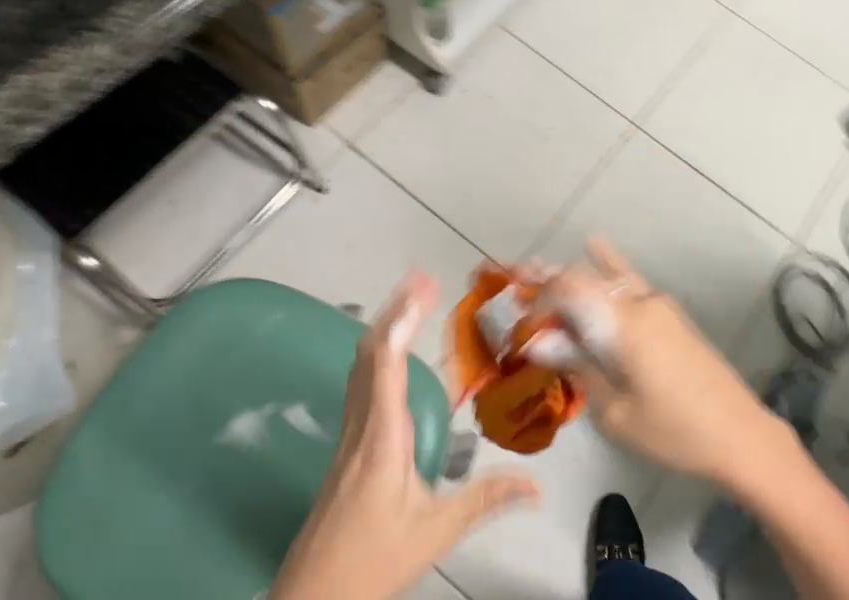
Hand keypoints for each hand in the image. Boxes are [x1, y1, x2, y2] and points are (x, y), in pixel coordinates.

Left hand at [271, 272, 539, 599]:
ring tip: (410, 305)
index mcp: (381, 437)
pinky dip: (378, 358)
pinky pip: (359, 387)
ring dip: (384, 330)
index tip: (423, 286)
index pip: (386, 362)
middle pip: (368, 354)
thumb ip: (485, 500)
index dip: (402, 319)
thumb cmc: (371, 561)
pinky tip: (392, 363)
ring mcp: (347, 439)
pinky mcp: (345, 451)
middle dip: (395, 311)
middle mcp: (360, 427)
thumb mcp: (435, 532)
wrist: (311, 599)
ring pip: (359, 369)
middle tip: (422, 280)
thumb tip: (537, 485)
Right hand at [534, 239, 795, 492]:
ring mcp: (659, 304)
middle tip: (514, 285)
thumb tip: (538, 340)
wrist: (739, 434)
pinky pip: (632, 282)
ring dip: (572, 279)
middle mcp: (640, 302)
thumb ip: (577, 366)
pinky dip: (610, 265)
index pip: (570, 289)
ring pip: (606, 279)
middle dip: (548, 283)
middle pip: (586, 279)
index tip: (518, 319)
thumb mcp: (615, 410)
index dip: (538, 296)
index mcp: (624, 324)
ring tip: (536, 272)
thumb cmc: (673, 431)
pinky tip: (595, 244)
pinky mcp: (670, 315)